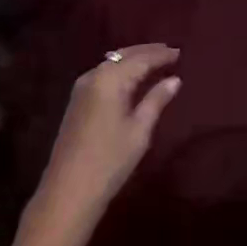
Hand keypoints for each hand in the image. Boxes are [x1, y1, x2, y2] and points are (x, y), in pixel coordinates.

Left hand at [37, 44, 181, 217]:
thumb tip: (174, 79)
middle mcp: (94, 76)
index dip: (162, 55)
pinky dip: (120, 71)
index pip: (142, 58)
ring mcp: (81, 89)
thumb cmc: (109, 160)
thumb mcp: (139, 130)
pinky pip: (103, 75)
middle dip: (147, 52)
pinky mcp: (76, 103)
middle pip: (124, 56)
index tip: (180, 52)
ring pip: (112, 64)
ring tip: (154, 62)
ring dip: (133, 60)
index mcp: (110, 79)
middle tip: (169, 51)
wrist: (67, 194)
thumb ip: (157, 99)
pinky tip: (131, 79)